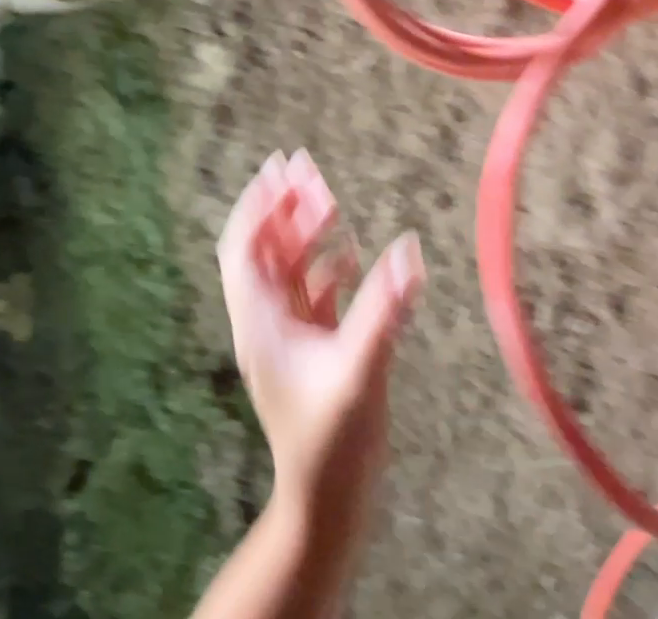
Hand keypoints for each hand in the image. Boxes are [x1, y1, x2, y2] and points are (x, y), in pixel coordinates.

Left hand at [217, 150, 424, 499]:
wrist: (329, 491)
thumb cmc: (333, 436)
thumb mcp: (360, 368)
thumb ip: (385, 307)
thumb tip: (411, 248)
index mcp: (263, 324)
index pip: (246, 250)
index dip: (261, 207)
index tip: (281, 169)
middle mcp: (271, 324)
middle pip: (267, 252)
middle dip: (284, 208)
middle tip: (306, 167)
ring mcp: (294, 337)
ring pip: (291, 270)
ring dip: (306, 232)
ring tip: (328, 199)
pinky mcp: (318, 349)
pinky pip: (316, 294)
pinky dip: (328, 265)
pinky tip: (348, 252)